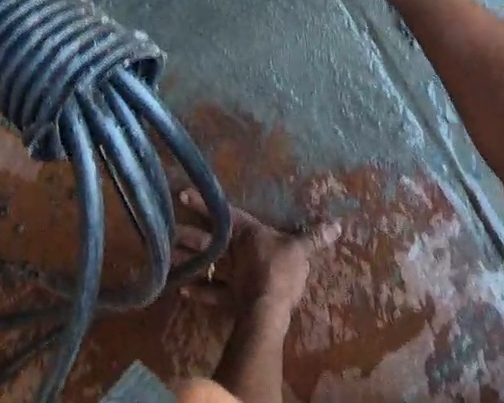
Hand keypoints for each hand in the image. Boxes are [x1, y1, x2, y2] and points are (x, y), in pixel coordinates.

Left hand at [175, 191, 339, 317]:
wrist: (269, 308)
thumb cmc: (282, 271)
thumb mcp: (301, 249)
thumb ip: (315, 236)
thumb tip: (337, 224)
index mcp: (248, 233)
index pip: (224, 214)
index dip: (203, 204)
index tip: (183, 195)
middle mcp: (233, 251)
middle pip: (208, 240)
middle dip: (188, 233)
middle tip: (166, 227)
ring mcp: (228, 275)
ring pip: (204, 264)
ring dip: (186, 260)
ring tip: (166, 255)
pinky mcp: (227, 298)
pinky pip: (209, 293)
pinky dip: (197, 291)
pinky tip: (182, 289)